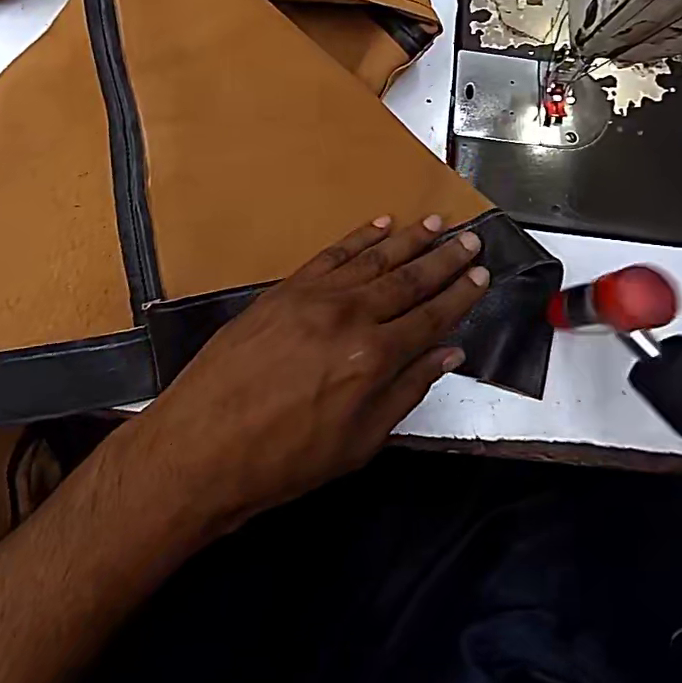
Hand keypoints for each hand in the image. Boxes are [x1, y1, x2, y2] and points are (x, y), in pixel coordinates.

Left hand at [105, 214, 487, 536]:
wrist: (200, 448)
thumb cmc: (281, 459)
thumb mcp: (359, 443)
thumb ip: (407, 390)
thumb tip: (446, 354)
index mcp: (374, 358)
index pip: (432, 316)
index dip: (462, 295)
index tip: (481, 275)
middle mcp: (349, 317)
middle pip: (410, 279)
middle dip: (445, 258)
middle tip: (470, 238)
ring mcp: (315, 298)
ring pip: (375, 259)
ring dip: (410, 239)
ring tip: (435, 223)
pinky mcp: (285, 290)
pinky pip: (332, 255)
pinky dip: (358, 238)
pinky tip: (379, 226)